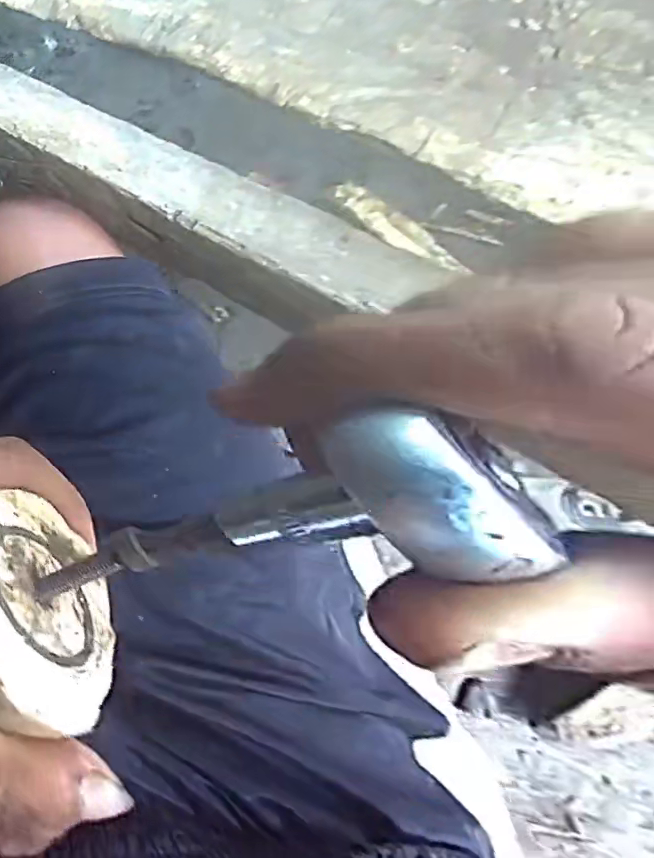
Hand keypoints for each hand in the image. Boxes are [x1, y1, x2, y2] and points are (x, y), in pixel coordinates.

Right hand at [215, 210, 653, 681]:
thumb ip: (560, 621)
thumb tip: (397, 621)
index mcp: (597, 354)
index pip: (364, 349)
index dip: (286, 385)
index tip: (248, 414)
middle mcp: (615, 268)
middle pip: (426, 326)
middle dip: (390, 399)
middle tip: (425, 475)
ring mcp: (653, 241)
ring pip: (503, 290)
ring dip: (479, 361)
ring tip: (545, 431)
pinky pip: (585, 268)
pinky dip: (561, 324)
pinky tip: (632, 380)